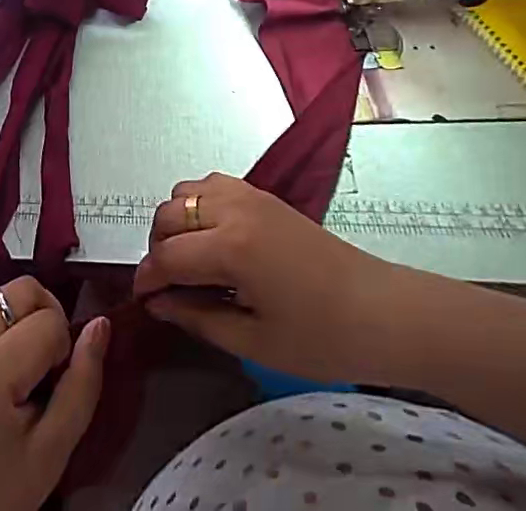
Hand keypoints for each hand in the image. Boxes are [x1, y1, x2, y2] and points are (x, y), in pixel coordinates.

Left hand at [0, 277, 108, 510]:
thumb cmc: (0, 490)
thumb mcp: (55, 448)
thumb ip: (84, 382)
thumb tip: (101, 324)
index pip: (49, 322)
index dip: (64, 349)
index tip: (53, 386)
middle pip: (23, 291)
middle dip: (46, 318)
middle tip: (45, 366)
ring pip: (5, 293)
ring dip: (25, 320)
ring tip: (24, 368)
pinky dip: (5, 325)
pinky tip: (4, 367)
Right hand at [133, 173, 417, 383]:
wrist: (383, 312)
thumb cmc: (321, 337)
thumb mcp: (253, 341)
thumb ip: (197, 317)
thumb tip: (158, 304)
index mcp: (230, 247)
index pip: (166, 256)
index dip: (146, 280)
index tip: (142, 301)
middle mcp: (234, 209)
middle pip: (169, 214)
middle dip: (157, 247)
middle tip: (168, 285)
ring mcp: (251, 196)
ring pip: (187, 191)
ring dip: (177, 220)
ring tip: (189, 259)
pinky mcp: (265, 196)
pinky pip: (214, 184)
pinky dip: (200, 204)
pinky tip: (214, 238)